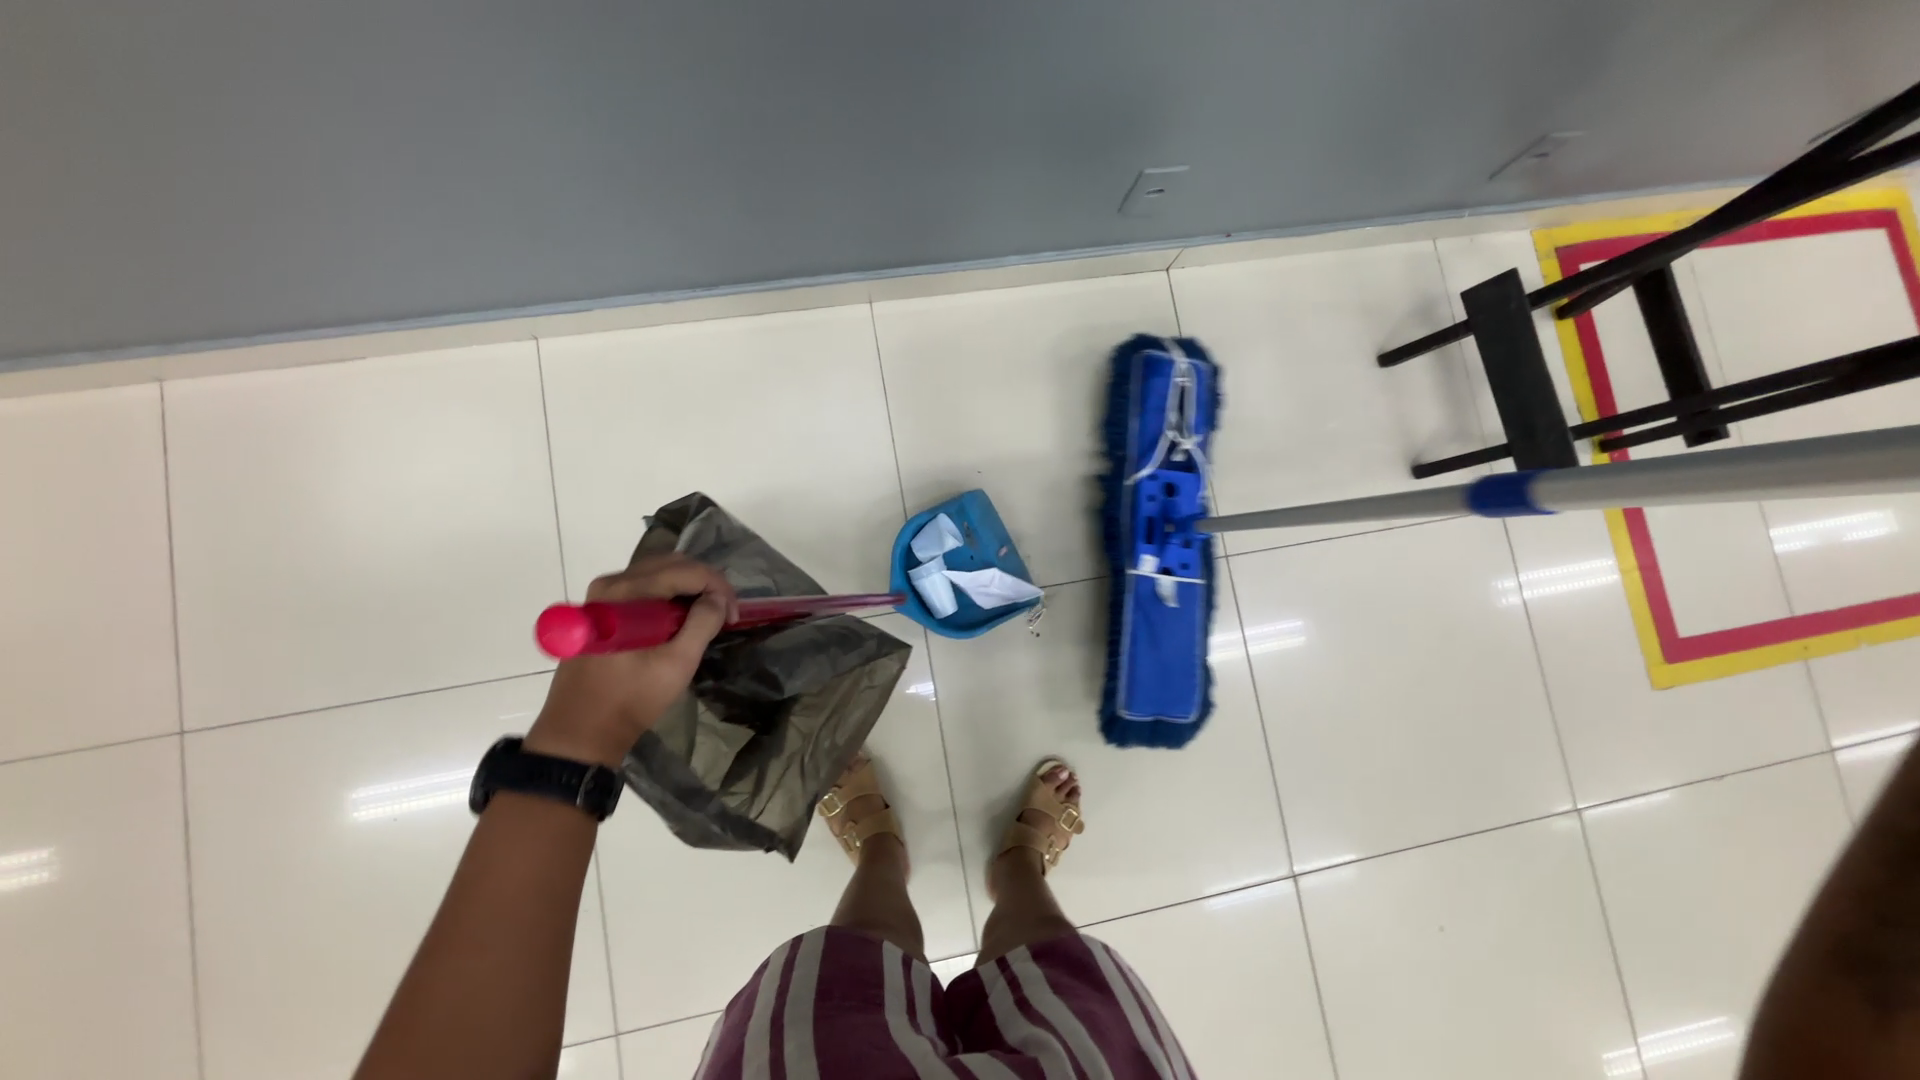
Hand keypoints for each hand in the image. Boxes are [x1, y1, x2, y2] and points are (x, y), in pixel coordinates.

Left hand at [523, 554, 737, 767]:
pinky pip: (645, 588)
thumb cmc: (631, 698)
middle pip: (672, 565)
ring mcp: (603, 594)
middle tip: (725, 614)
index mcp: (627, 593)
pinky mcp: (602, 609)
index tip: (735, 616)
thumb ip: (703, 624)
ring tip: (708, 616)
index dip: (719, 588)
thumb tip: (719, 599)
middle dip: (706, 584)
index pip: (686, 571)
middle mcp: (612, 583)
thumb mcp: (677, 664)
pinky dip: (670, 597)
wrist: (581, 730)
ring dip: (689, 589)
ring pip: (659, 573)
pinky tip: (682, 620)